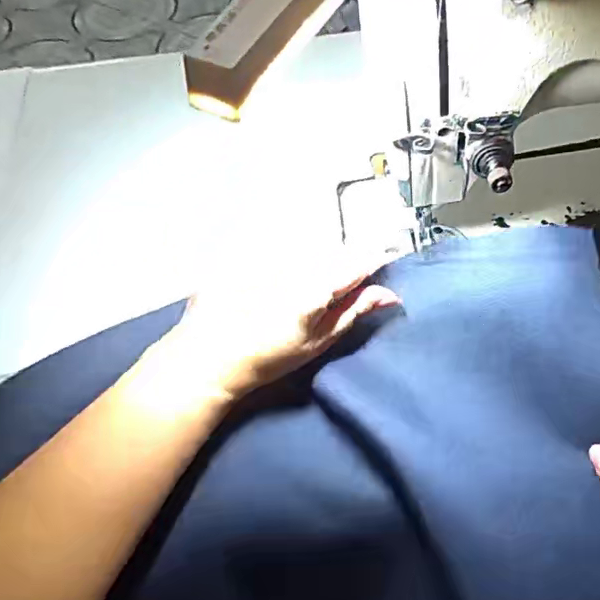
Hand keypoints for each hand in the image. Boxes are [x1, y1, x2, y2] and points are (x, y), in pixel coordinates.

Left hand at [160, 250, 400, 403]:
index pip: (358, 262)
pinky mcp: (245, 249)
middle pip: (334, 249)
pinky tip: (274, 278)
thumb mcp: (319, 341)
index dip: (374, 260)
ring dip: (317, 255)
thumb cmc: (269, 358)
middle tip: (341, 284)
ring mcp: (268, 253)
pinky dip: (287, 253)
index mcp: (317, 287)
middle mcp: (295, 263)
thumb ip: (355, 311)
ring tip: (303, 286)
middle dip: (344, 260)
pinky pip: (279, 241)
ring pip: (308, 244)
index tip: (383, 260)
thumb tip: (390, 294)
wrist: (210, 358)